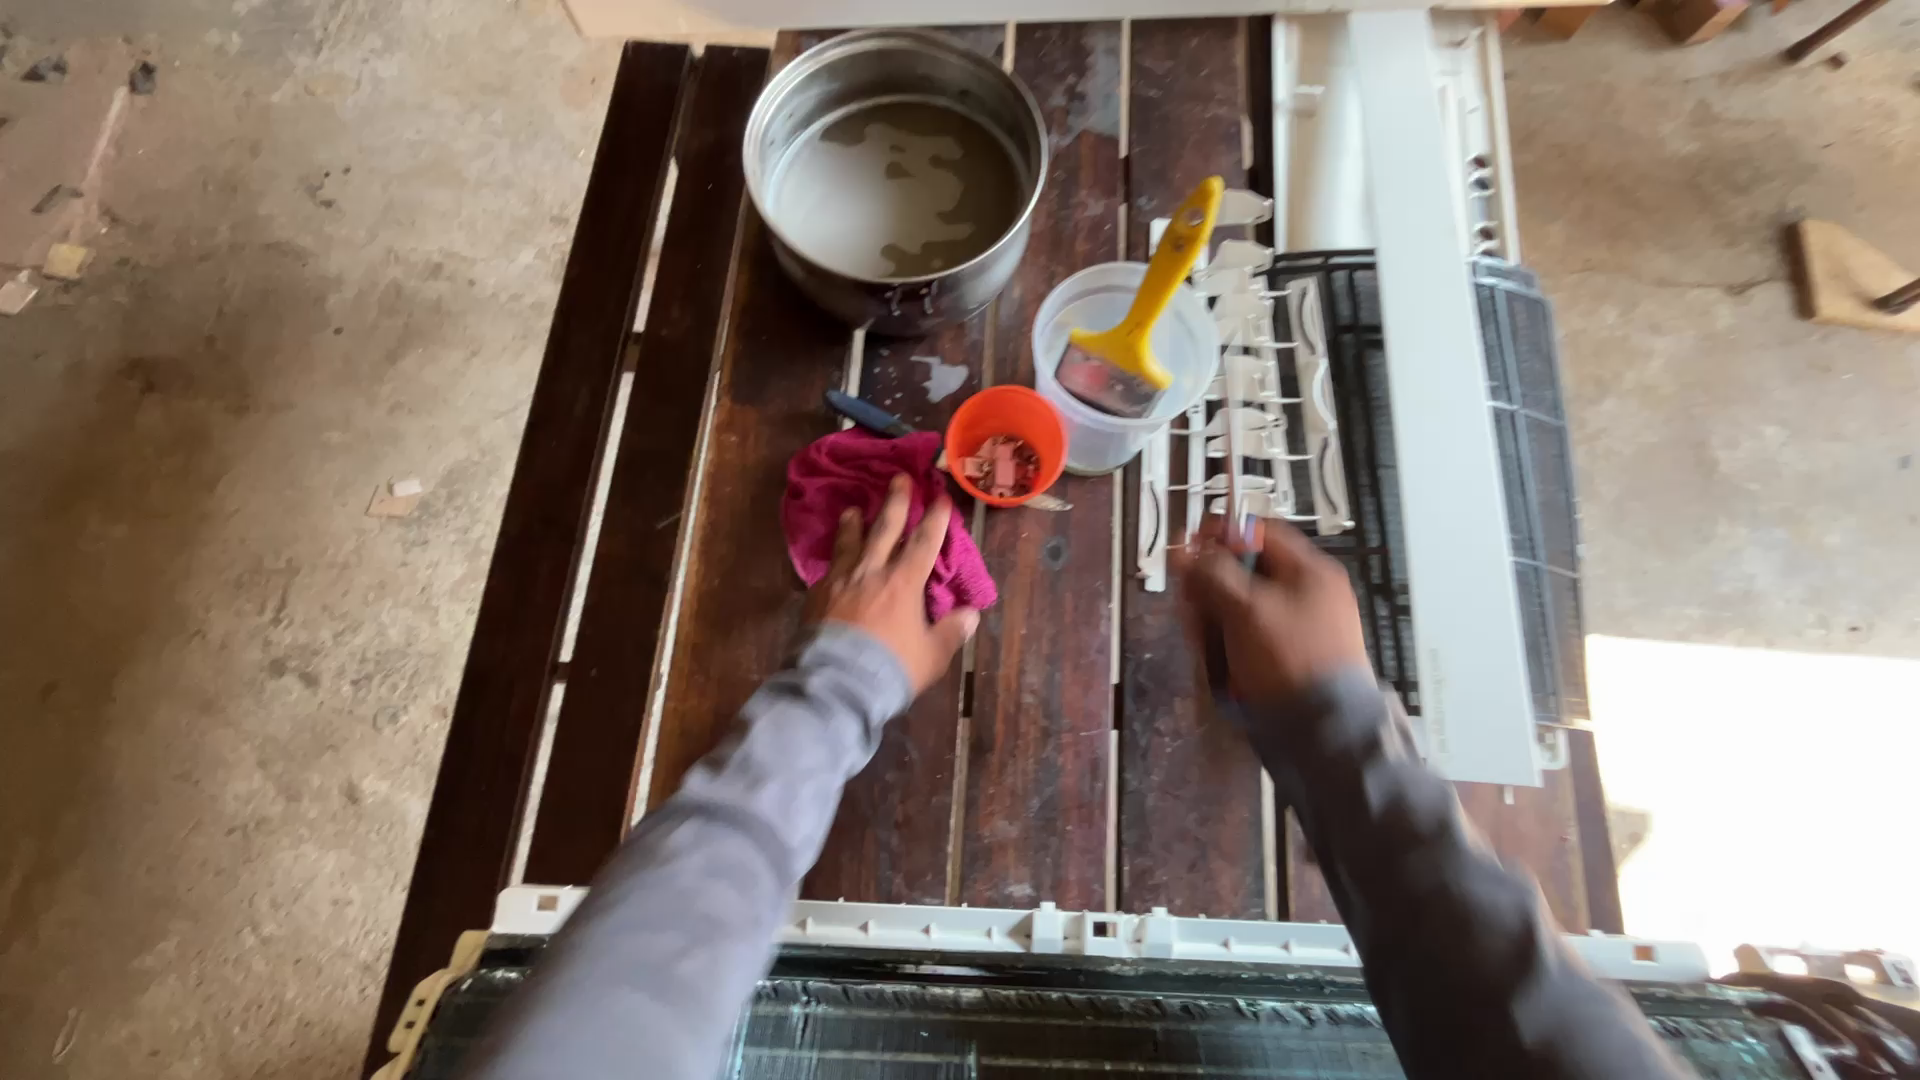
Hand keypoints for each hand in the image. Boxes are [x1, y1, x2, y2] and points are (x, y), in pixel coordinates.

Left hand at [807, 473, 979, 694]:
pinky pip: (828, 569)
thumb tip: (970, 614)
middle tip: (899, 478)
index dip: (935, 518)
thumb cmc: (892, 668)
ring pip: (849, 543)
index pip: (924, 542)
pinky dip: (834, 560)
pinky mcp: (816, 595)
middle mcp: (872, 571)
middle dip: (895, 502)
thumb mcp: (932, 655)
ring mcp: (840, 580)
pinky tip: (832, 563)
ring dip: (854, 523)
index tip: (940, 497)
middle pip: (885, 528)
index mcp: (904, 582)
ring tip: (852, 510)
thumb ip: (950, 632)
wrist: (837, 682)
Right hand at [1174, 518, 1369, 707]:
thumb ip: (1214, 573)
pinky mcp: (1287, 648)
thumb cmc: (1287, 656)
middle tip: (1186, 595)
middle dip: (1210, 579)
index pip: (1261, 532)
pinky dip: (1226, 631)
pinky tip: (1211, 647)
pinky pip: (1249, 626)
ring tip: (1197, 629)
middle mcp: (1307, 590)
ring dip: (1213, 608)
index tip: (1188, 543)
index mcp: (1310, 570)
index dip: (1222, 533)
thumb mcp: (1247, 608)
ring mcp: (1298, 621)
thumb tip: (1186, 549)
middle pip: (1247, 568)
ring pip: (1242, 599)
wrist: (1321, 726)